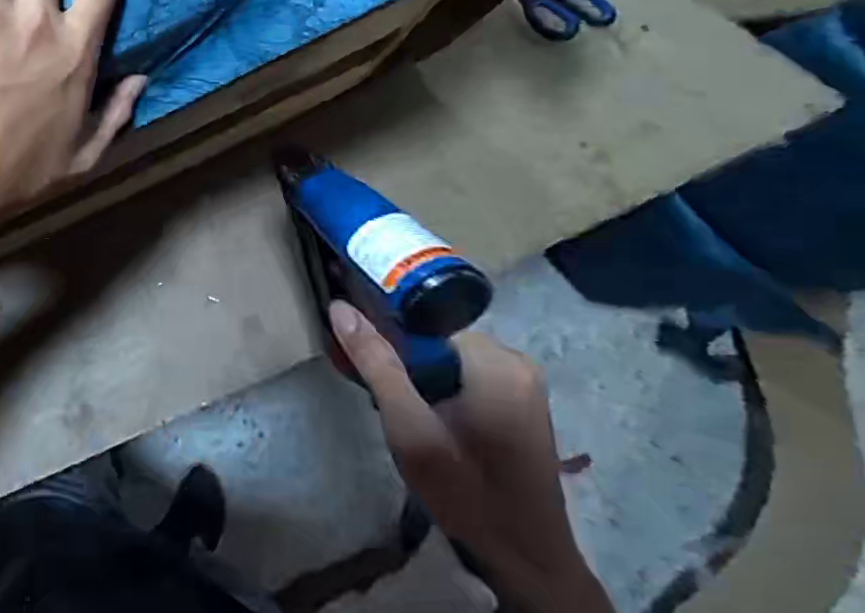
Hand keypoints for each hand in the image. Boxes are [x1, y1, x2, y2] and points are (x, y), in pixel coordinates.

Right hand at [329, 302, 613, 612]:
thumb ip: (376, 363)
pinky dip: (436, 384)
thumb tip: (340, 306)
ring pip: (445, 354)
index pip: (422, 319)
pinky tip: (424, 416)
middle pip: (433, 335)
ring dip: (415, 373)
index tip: (360, 354)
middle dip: (400, 356)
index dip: (385, 332)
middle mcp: (516, 362)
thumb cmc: (466, 491)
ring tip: (398, 408)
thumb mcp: (410, 429)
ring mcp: (522, 382)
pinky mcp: (519, 400)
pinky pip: (463, 372)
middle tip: (377, 391)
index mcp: (496, 361)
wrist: (524, 558)